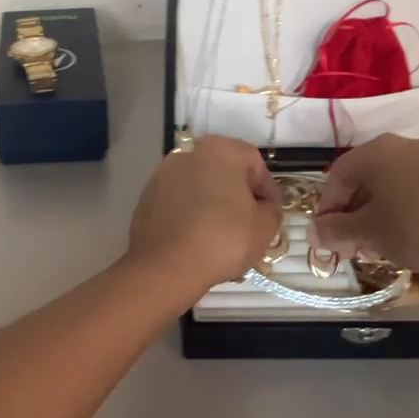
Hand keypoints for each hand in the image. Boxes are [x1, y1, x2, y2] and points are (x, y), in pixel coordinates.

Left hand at [127, 136, 281, 297]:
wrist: (165, 266)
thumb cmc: (223, 239)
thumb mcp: (265, 227)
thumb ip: (271, 210)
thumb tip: (264, 208)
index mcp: (219, 150)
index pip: (255, 163)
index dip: (267, 189)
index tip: (272, 213)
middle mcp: (188, 154)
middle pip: (224, 173)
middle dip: (239, 197)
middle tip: (250, 225)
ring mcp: (162, 175)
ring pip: (199, 188)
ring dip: (214, 207)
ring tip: (224, 238)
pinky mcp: (146, 198)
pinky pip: (178, 203)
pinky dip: (190, 216)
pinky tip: (198, 241)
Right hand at [309, 134, 418, 276]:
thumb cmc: (418, 228)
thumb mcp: (368, 233)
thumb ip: (336, 230)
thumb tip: (315, 232)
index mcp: (377, 151)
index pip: (337, 176)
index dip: (326, 209)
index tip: (327, 239)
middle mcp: (406, 146)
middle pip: (367, 180)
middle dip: (354, 216)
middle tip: (353, 248)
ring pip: (395, 188)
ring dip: (380, 218)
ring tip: (382, 249)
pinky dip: (408, 214)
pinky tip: (412, 241)